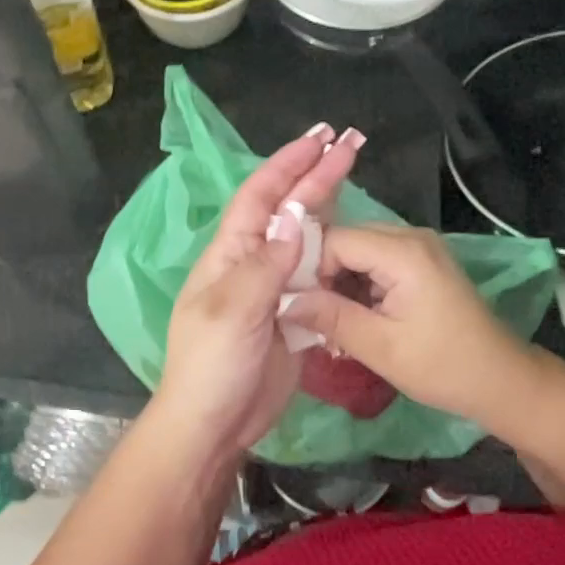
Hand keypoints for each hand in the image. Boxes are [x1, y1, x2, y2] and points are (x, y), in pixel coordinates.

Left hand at [154, 124, 364, 452]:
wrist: (213, 426)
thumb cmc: (211, 365)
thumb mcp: (232, 312)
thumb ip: (266, 266)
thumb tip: (294, 220)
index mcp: (230, 253)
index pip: (260, 196)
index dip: (287, 164)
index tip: (318, 139)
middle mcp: (253, 261)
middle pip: (287, 209)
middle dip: (315, 175)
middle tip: (349, 143)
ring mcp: (274, 287)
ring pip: (305, 236)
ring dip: (327, 205)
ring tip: (352, 173)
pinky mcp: (294, 314)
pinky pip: (317, 272)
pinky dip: (335, 250)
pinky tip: (354, 236)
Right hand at [281, 224, 532, 420]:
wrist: (502, 380)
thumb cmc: (443, 366)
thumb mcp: (381, 348)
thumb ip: (331, 318)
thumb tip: (284, 301)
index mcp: (402, 251)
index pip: (334, 240)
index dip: (309, 268)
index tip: (294, 303)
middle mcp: (409, 235)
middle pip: (345, 239)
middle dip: (322, 274)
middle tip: (308, 313)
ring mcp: (418, 245)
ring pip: (358, 249)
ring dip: (340, 280)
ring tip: (329, 318)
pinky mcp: (421, 260)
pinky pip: (376, 258)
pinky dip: (359, 282)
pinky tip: (354, 313)